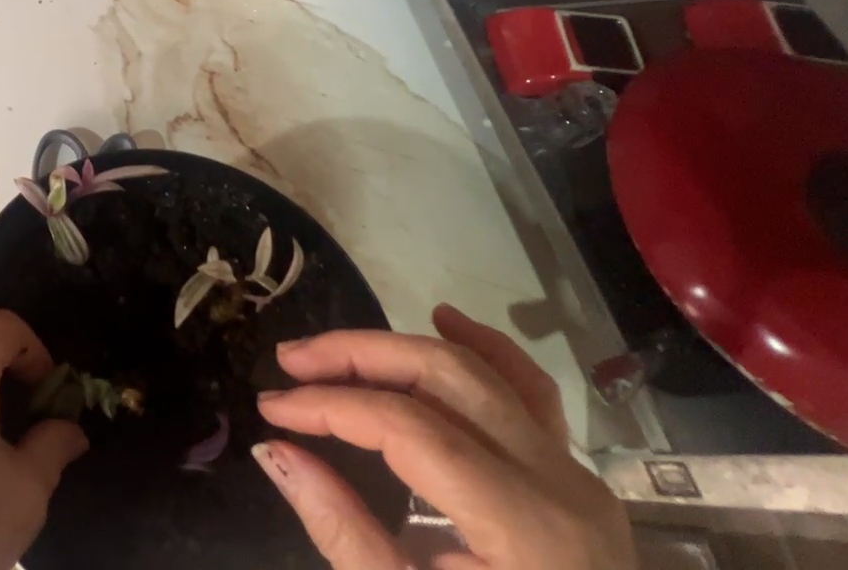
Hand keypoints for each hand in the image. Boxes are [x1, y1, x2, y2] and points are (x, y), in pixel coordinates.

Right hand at [253, 304, 637, 569]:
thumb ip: (342, 530)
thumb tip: (274, 451)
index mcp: (526, 527)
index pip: (409, 429)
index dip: (330, 406)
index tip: (272, 410)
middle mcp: (560, 483)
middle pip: (445, 376)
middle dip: (357, 356)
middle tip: (290, 362)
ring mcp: (575, 474)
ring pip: (482, 370)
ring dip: (398, 348)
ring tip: (332, 350)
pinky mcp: (574, 477)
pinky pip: (530, 392)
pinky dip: (483, 349)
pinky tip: (444, 318)